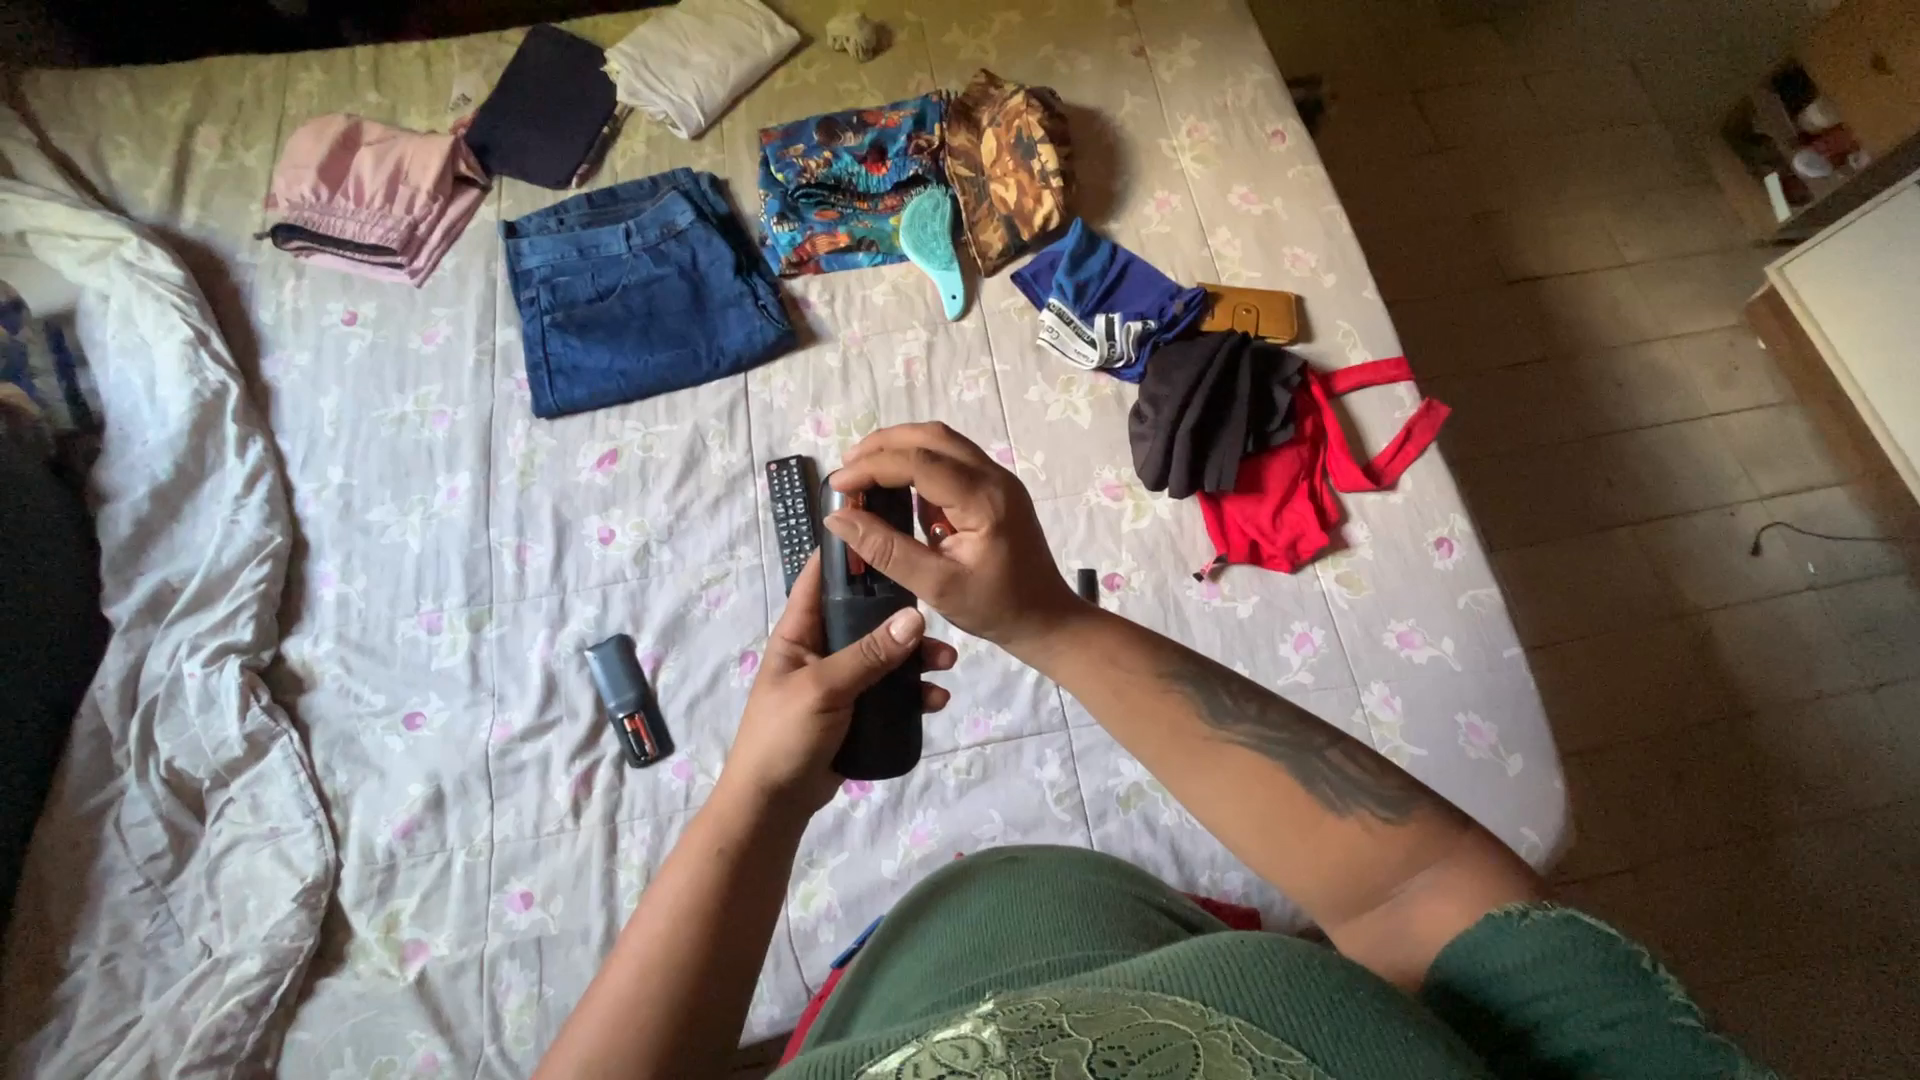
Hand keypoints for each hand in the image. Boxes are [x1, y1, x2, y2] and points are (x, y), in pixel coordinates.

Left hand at [724, 552, 956, 811]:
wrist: (774, 803)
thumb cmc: (783, 735)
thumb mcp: (824, 688)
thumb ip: (868, 654)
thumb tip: (915, 618)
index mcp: (800, 633)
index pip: (820, 580)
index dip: (848, 555)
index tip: (885, 533)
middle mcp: (823, 649)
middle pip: (868, 619)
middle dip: (904, 619)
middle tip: (939, 621)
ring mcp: (843, 681)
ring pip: (887, 657)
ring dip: (918, 659)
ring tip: (946, 665)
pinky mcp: (859, 711)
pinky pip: (892, 693)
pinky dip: (915, 694)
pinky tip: (936, 700)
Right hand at [824, 422, 1083, 653]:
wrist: (1046, 618)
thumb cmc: (995, 609)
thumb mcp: (936, 586)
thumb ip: (886, 550)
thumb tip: (838, 518)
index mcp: (985, 500)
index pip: (919, 463)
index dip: (873, 467)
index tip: (837, 485)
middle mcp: (995, 478)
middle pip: (933, 437)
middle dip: (884, 445)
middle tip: (846, 468)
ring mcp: (999, 480)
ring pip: (943, 443)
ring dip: (901, 449)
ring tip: (863, 472)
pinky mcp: (996, 489)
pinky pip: (953, 461)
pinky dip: (919, 464)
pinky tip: (896, 487)